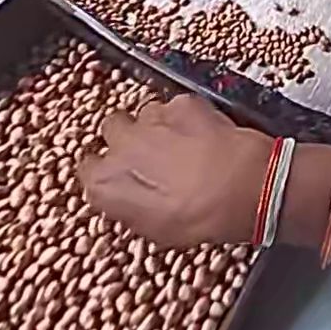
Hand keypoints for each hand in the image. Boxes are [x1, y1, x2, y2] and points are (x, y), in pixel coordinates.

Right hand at [75, 95, 272, 247]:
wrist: (243, 185)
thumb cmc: (199, 217)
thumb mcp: (153, 228)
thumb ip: (126, 203)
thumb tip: (119, 191)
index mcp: (106, 183)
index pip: (87, 167)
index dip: (104, 168)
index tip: (117, 172)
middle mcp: (122, 145)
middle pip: (112, 128)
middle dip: (127, 136)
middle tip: (149, 152)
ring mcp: (154, 118)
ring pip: (145, 112)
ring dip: (156, 124)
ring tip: (180, 142)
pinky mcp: (183, 102)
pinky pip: (174, 105)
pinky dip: (184, 115)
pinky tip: (200, 131)